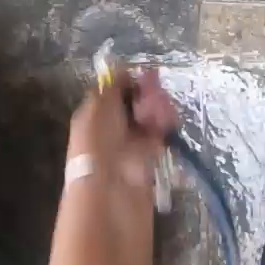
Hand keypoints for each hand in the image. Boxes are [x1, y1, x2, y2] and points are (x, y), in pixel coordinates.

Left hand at [65, 67, 178, 195]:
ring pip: (150, 117)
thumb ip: (112, 86)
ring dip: (158, 109)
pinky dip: (165, 126)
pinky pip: (160, 135)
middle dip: (148, 94)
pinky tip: (169, 122)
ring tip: (164, 111)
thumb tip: (122, 68)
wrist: (111, 196)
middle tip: (157, 94)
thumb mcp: (100, 107)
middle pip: (135, 102)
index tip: (147, 75)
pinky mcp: (149, 160)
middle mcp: (111, 128)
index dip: (131, 81)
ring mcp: (131, 145)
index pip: (115, 91)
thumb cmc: (99, 145)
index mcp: (94, 114)